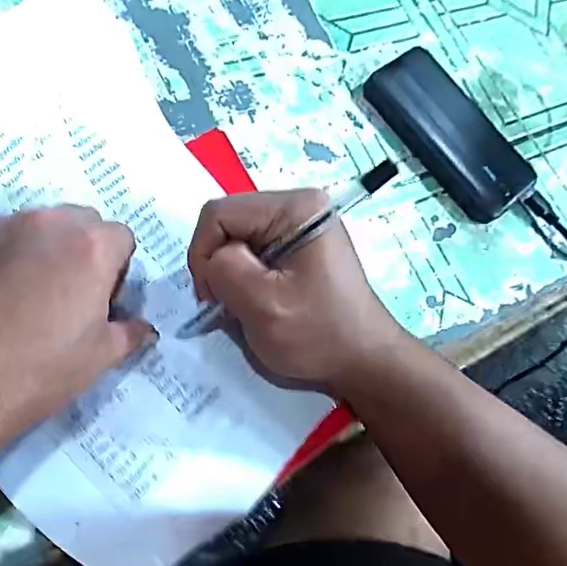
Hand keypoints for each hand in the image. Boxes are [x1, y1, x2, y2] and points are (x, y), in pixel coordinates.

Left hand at [0, 207, 153, 455]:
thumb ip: (128, 334)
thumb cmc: (37, 371)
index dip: (118, 271)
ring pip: (38, 227)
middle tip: (70, 299)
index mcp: (90, 247)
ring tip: (28, 301)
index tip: (103, 304)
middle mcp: (46, 224)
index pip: (122, 237)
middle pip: (81, 222)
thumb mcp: (97, 359)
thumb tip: (144, 328)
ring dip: (46, 251)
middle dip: (85, 251)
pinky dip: (7, 258)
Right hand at [187, 189, 409, 389]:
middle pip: (228, 222)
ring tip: (246, 305)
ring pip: (238, 239)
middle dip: (217, 264)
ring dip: (231, 274)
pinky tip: (258, 301)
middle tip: (227, 304)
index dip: (203, 254)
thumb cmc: (318, 336)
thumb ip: (225, 270)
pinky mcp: (300, 246)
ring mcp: (301, 225)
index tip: (213, 296)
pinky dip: (246, 278)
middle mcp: (299, 205)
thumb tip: (214, 259)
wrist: (363, 360)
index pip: (218, 214)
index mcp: (295, 208)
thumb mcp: (262, 305)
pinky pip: (254, 251)